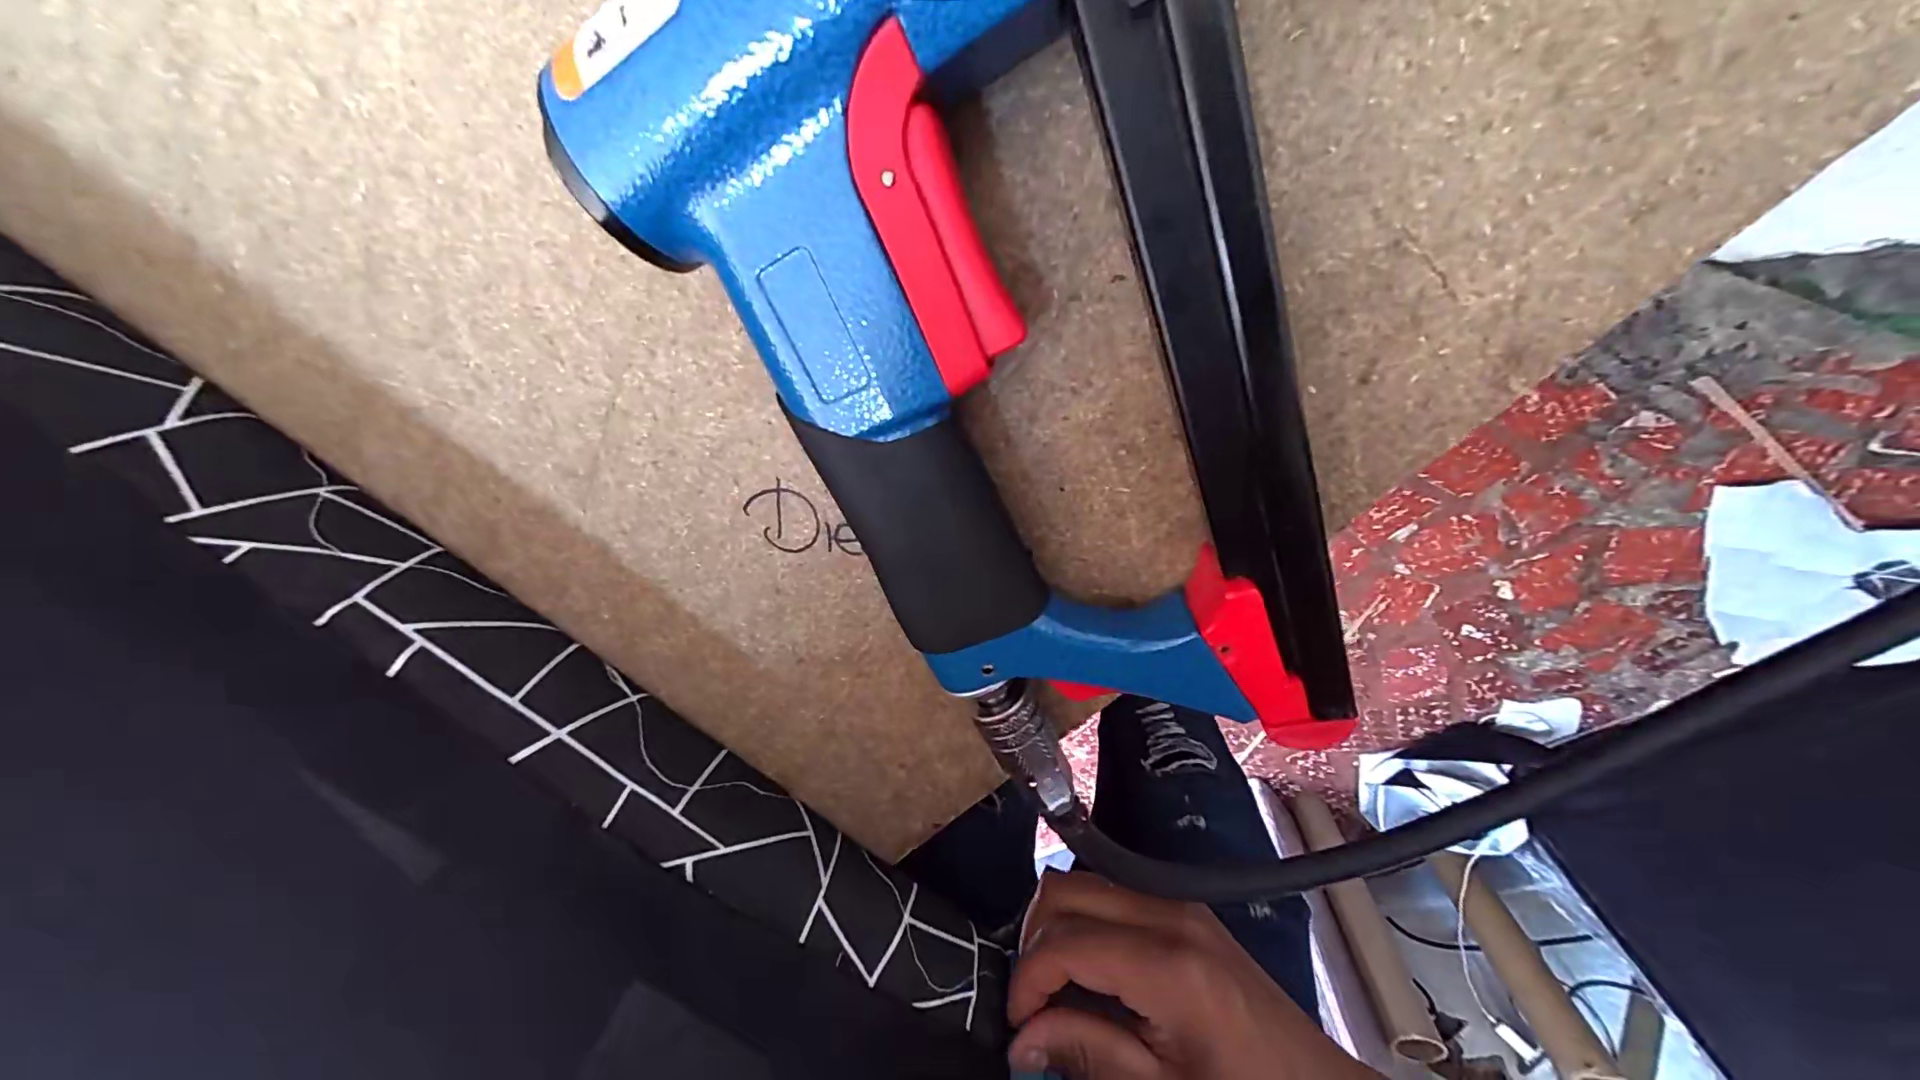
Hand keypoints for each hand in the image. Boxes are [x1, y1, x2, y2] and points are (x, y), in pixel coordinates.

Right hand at [1008, 870, 1380, 1079]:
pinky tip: (1090, 970)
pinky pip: (1111, 893)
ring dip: (1056, 926)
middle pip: (1065, 891)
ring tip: (1056, 987)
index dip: (1027, 980)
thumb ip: (1088, 1053)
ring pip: (1084, 883)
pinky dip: (1084, 921)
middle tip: (1033, 1002)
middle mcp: (1168, 912)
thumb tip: (1020, 1039)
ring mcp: (1178, 903)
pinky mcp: (1184, 908)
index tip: (1019, 1024)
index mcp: (1167, 962)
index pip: (1065, 941)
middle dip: (1034, 941)